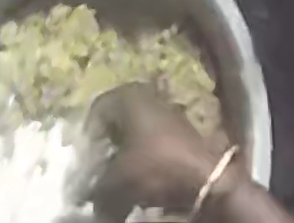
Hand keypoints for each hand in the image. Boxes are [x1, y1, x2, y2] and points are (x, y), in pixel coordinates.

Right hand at [86, 85, 225, 217]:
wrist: (207, 179)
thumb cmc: (156, 166)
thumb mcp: (119, 180)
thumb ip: (97, 188)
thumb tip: (86, 199)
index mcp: (126, 94)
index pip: (95, 112)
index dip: (87, 139)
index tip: (86, 164)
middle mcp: (143, 94)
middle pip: (114, 122)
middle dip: (105, 149)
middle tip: (100, 173)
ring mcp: (163, 109)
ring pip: (133, 133)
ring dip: (123, 157)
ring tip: (120, 181)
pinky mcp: (177, 129)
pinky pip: (150, 143)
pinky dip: (142, 160)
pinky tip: (141, 180)